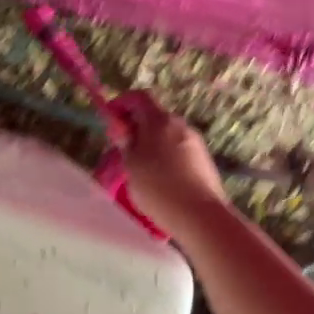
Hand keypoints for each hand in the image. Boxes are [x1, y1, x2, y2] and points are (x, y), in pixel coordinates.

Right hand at [114, 90, 227, 234]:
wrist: (201, 216)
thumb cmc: (158, 187)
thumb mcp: (131, 165)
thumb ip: (125, 143)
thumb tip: (123, 129)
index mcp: (159, 120)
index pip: (138, 96)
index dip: (121, 103)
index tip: (110, 120)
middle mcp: (179, 124)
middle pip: (153, 115)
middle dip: (135, 126)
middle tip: (121, 148)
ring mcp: (194, 142)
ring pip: (165, 134)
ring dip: (149, 143)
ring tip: (138, 167)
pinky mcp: (203, 160)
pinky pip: (177, 149)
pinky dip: (164, 155)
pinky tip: (159, 179)